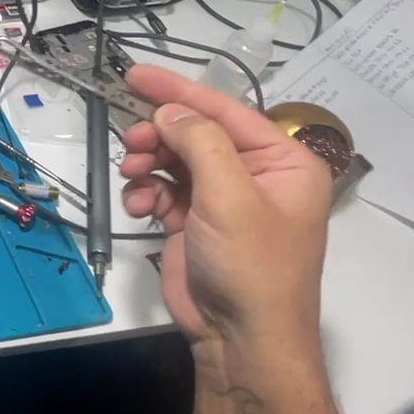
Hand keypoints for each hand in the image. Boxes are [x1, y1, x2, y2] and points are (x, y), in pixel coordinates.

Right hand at [118, 65, 332, 351]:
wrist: (238, 338)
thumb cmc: (250, 266)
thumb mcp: (230, 198)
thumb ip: (201, 143)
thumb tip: (168, 111)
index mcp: (281, 162)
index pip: (225, 112)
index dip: (179, 91)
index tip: (136, 74)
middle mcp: (252, 174)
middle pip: (193, 133)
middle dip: (158, 135)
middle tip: (131, 142)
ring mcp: (219, 198)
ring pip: (170, 158)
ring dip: (146, 164)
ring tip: (133, 178)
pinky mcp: (190, 220)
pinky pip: (160, 188)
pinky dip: (144, 192)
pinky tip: (140, 207)